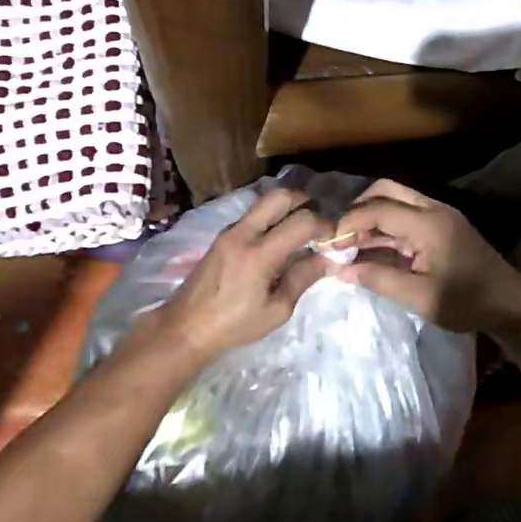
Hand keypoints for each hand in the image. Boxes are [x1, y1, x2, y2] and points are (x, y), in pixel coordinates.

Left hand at [147, 187, 335, 358]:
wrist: (186, 325)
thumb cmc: (234, 325)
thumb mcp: (276, 310)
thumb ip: (302, 278)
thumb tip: (326, 259)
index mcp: (258, 254)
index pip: (301, 221)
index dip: (325, 224)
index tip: (334, 238)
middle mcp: (242, 233)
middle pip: (279, 196)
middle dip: (305, 202)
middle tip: (317, 223)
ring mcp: (229, 231)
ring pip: (263, 203)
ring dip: (286, 209)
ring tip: (301, 232)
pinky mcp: (221, 236)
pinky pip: (252, 216)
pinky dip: (270, 219)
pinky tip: (279, 241)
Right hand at [335, 179, 520, 338]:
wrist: (512, 307)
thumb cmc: (467, 303)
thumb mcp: (420, 297)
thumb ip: (379, 278)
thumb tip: (340, 269)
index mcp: (428, 224)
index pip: (377, 209)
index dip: (348, 223)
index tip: (328, 244)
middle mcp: (433, 210)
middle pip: (385, 190)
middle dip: (358, 209)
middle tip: (340, 236)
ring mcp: (439, 216)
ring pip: (395, 200)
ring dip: (370, 218)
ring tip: (350, 245)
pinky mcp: (441, 227)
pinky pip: (405, 215)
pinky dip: (384, 226)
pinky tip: (370, 248)